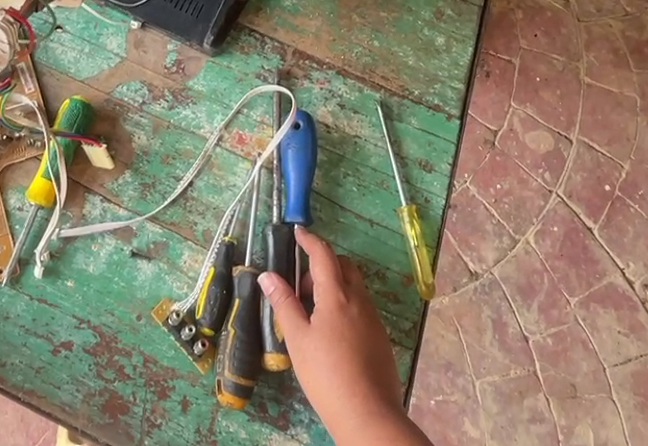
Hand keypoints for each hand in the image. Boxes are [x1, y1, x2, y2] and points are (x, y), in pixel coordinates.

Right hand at [260, 228, 432, 445]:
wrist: (368, 415)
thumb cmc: (326, 374)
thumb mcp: (297, 339)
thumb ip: (284, 303)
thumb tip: (267, 275)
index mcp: (337, 295)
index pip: (323, 255)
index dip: (310, 240)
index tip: (297, 232)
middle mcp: (359, 300)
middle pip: (343, 266)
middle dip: (322, 265)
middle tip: (302, 287)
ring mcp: (373, 318)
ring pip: (354, 287)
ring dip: (333, 286)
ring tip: (312, 314)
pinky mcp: (380, 337)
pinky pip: (361, 307)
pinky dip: (344, 304)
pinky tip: (331, 333)